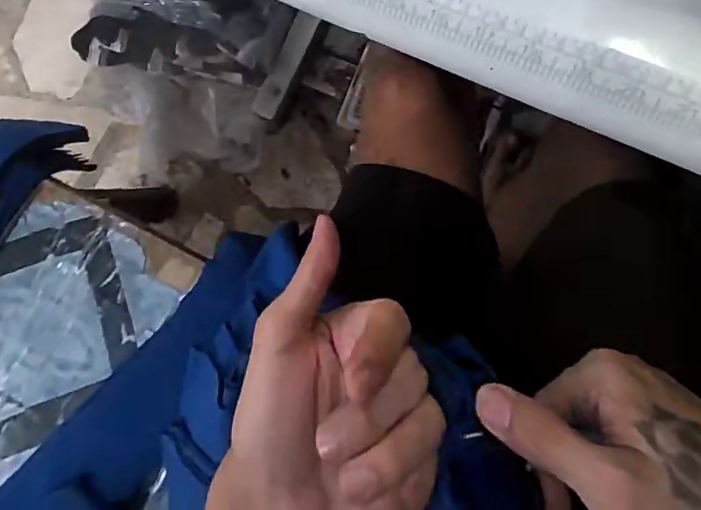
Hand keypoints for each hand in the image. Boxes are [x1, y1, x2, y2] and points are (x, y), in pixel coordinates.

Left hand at [209, 215, 446, 509]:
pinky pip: (432, 457)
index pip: (393, 319)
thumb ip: (308, 280)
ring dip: (377, 457)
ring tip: (338, 474)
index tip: (354, 384)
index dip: (379, 353)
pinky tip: (357, 489)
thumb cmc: (269, 415)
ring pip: (428, 417)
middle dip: (366, 419)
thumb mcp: (278, 339)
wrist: (273, 502)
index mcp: (355, 334)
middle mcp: (387, 367)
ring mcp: (408, 414)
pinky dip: (392, 480)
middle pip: (413, 371)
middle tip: (324, 443)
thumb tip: (327, 219)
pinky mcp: (422, 459)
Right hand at [475, 349, 700, 509]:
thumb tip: (479, 392)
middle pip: (569, 421)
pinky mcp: (682, 423)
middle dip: (573, 476)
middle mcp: (626, 368)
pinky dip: (632, 481)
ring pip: (600, 438)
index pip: (539, 410)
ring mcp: (658, 394)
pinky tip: (654, 506)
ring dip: (601, 483)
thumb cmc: (695, 508)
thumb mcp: (607, 485)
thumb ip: (541, 437)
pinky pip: (633, 445)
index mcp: (603, 369)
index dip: (544, 469)